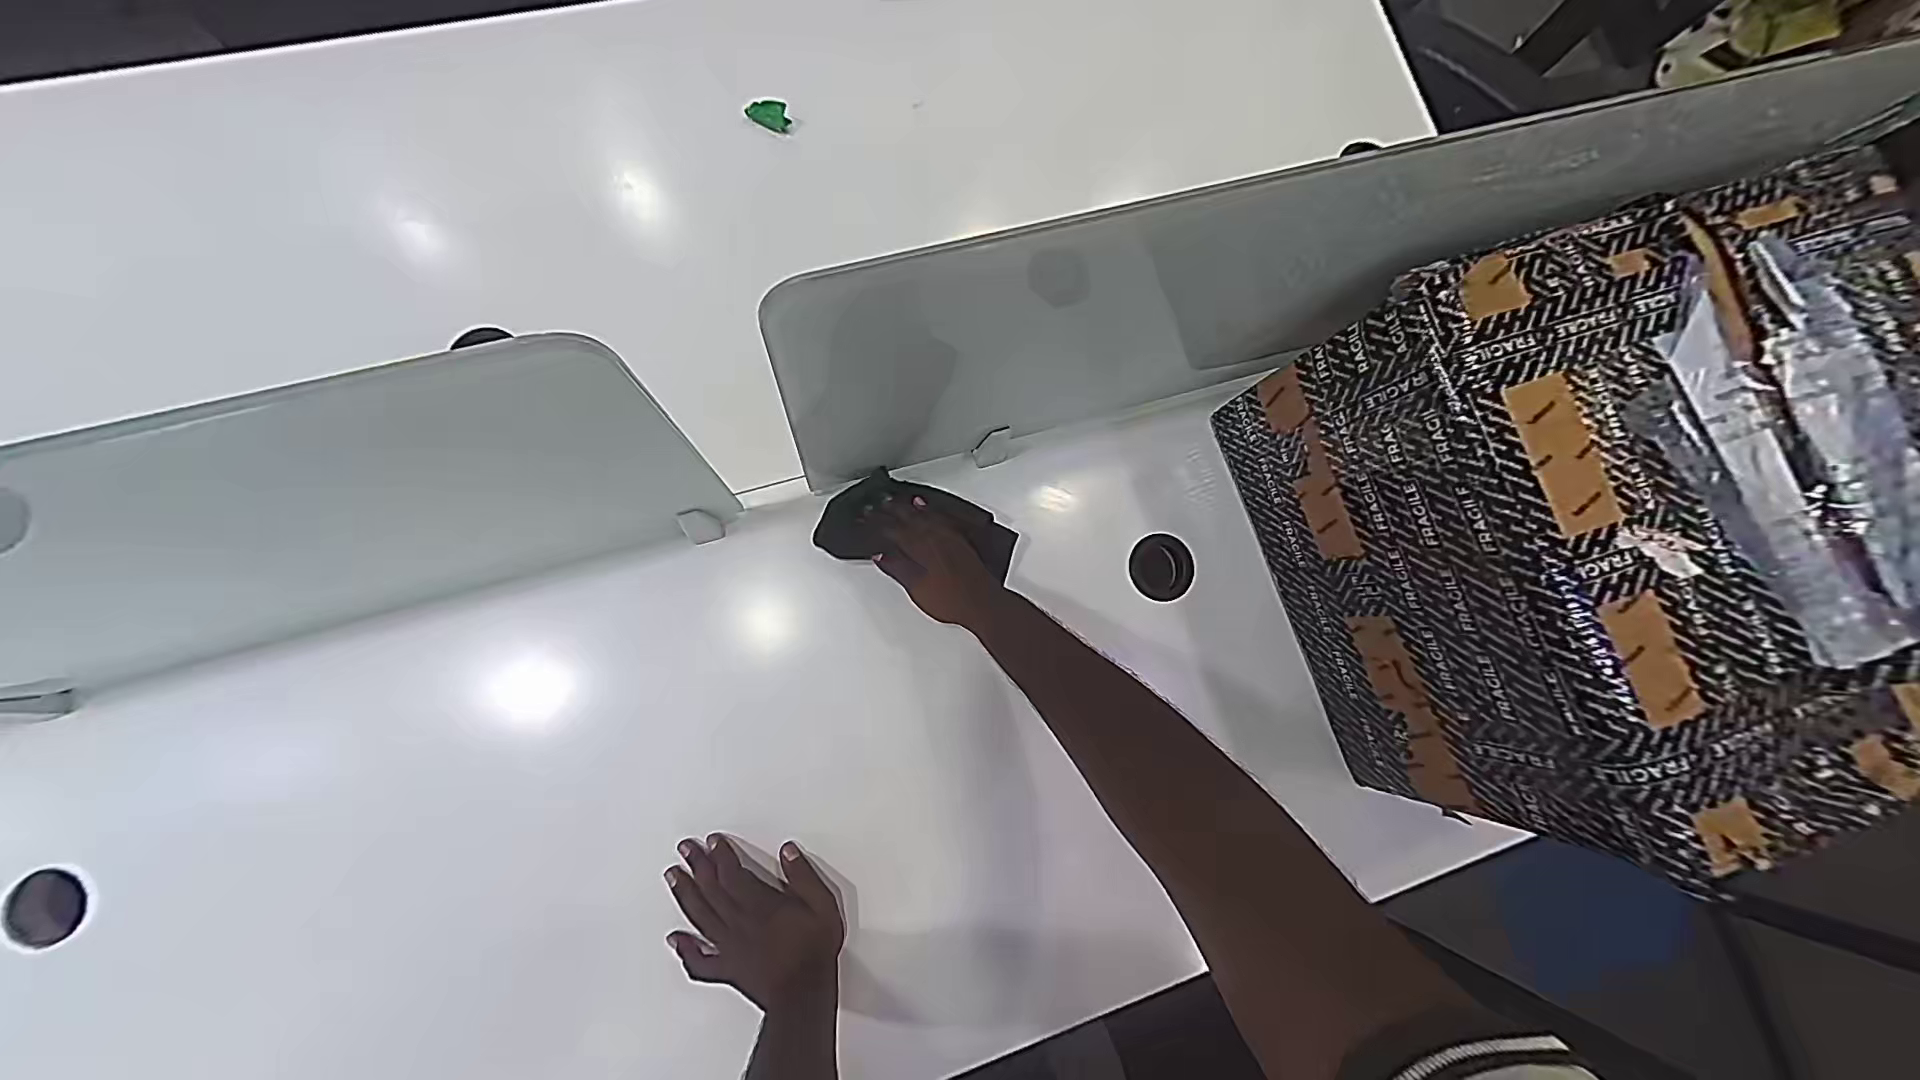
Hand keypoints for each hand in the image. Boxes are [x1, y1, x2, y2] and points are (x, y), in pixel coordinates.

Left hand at [666, 836, 844, 1011]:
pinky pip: (699, 960)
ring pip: (700, 916)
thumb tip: (789, 852)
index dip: (721, 854)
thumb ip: (803, 875)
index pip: (732, 873)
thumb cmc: (813, 950)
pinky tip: (675, 940)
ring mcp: (730, 948)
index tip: (713, 841)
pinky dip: (685, 949)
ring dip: (685, 894)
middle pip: (710, 889)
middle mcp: (739, 924)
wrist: (804, 994)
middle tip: (685, 849)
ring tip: (673, 878)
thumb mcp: (822, 903)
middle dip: (697, 865)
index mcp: (760, 905)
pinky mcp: (728, 970)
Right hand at [868, 496, 1006, 631]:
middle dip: (889, 511)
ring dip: (908, 507)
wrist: (982, 603)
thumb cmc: (951, 600)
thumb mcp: (916, 588)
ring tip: (896, 500)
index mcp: (920, 550)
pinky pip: (941, 517)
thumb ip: (898, 568)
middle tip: (876, 505)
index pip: (892, 531)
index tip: (865, 519)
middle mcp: (934, 539)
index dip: (876, 524)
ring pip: (923, 515)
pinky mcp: (960, 540)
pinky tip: (928, 508)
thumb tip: (881, 556)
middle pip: (907, 519)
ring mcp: (949, 538)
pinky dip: (931, 510)